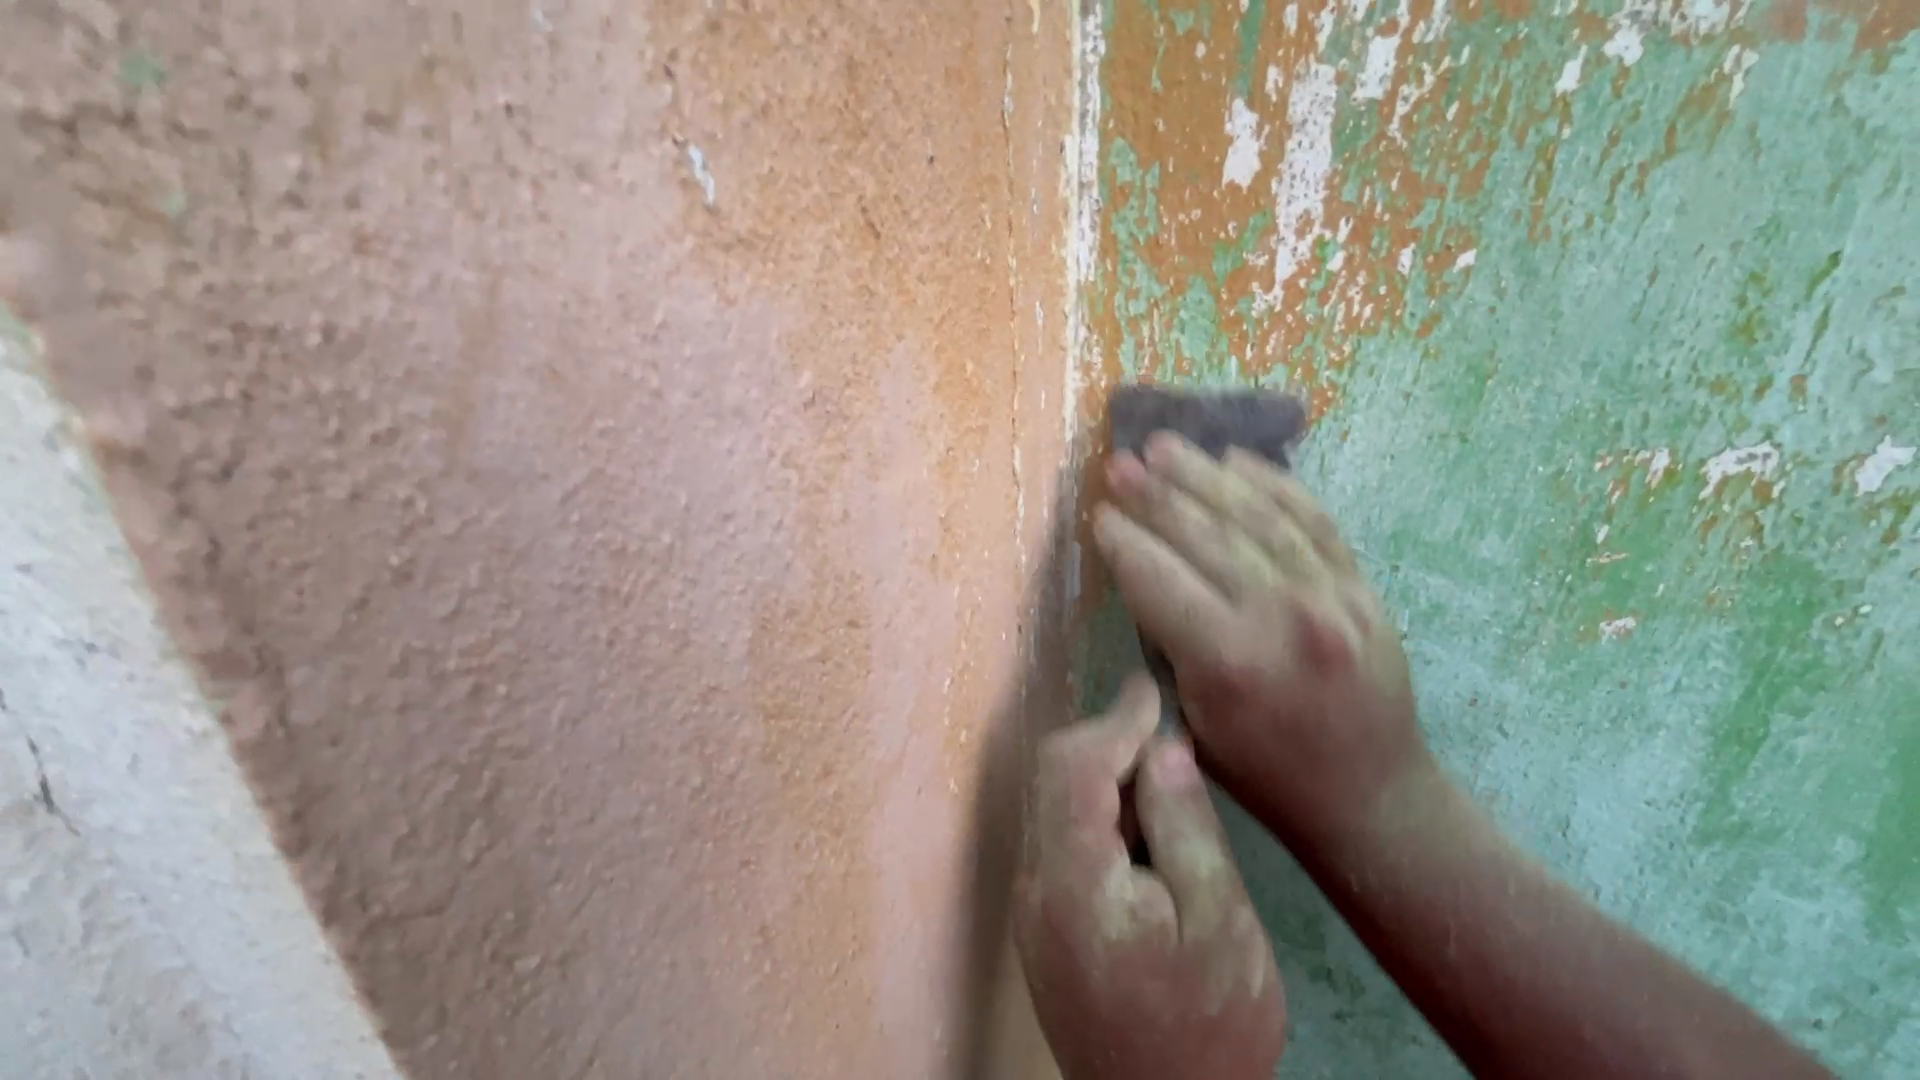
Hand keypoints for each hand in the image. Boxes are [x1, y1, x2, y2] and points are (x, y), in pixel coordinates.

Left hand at [1016, 676, 1284, 1079]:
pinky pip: (1059, 839)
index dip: (1114, 719)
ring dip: (1100, 776)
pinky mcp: (1042, 923)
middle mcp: (1034, 885)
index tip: (1151, 689)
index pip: (1073, 765)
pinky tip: (1140, 826)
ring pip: (1052, 805)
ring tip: (1159, 779)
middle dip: (1105, 743)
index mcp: (1072, 880)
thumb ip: (1184, 824)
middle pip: (1051, 778)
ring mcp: (1031, 907)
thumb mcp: (1220, 920)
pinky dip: (1094, 812)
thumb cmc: (1211, 1024)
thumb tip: (1161, 747)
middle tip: (1162, 738)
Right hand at [1096, 432, 1425, 849]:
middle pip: (1204, 537)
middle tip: (1118, 463)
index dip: (1123, 543)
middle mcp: (1282, 617)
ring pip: (1257, 517)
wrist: (1370, 794)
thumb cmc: (1264, 772)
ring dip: (1204, 476)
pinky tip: (1237, 460)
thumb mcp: (1193, 721)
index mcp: (1230, 661)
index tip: (1097, 514)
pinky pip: (1314, 520)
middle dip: (1154, 495)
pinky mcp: (1362, 587)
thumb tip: (1144, 574)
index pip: (1159, 580)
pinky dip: (1274, 485)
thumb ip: (1168, 644)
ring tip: (1165, 446)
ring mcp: (1331, 595)